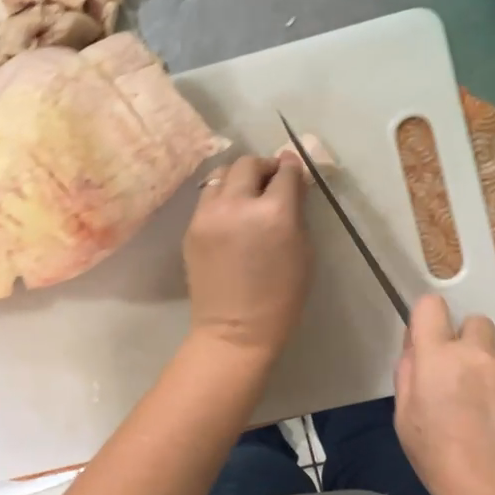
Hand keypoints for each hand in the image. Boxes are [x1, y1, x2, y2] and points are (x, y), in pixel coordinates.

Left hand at [184, 154, 310, 356]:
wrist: (235, 330)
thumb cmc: (281, 297)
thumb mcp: (303, 251)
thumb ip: (296, 212)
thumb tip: (291, 186)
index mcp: (274, 212)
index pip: (285, 171)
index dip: (291, 166)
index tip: (293, 168)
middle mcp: (238, 204)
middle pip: (248, 163)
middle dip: (264, 167)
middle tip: (271, 181)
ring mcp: (208, 214)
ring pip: (222, 174)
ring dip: (238, 178)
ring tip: (246, 195)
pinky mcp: (191, 227)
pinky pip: (207, 198)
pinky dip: (221, 198)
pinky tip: (230, 216)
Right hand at [394, 295, 494, 494]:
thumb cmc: (445, 465)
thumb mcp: (406, 423)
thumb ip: (409, 376)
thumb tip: (417, 352)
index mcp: (437, 358)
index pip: (431, 306)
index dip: (429, 320)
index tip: (431, 342)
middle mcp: (477, 353)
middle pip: (472, 323)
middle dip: (466, 344)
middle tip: (463, 380)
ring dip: (490, 371)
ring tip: (490, 412)